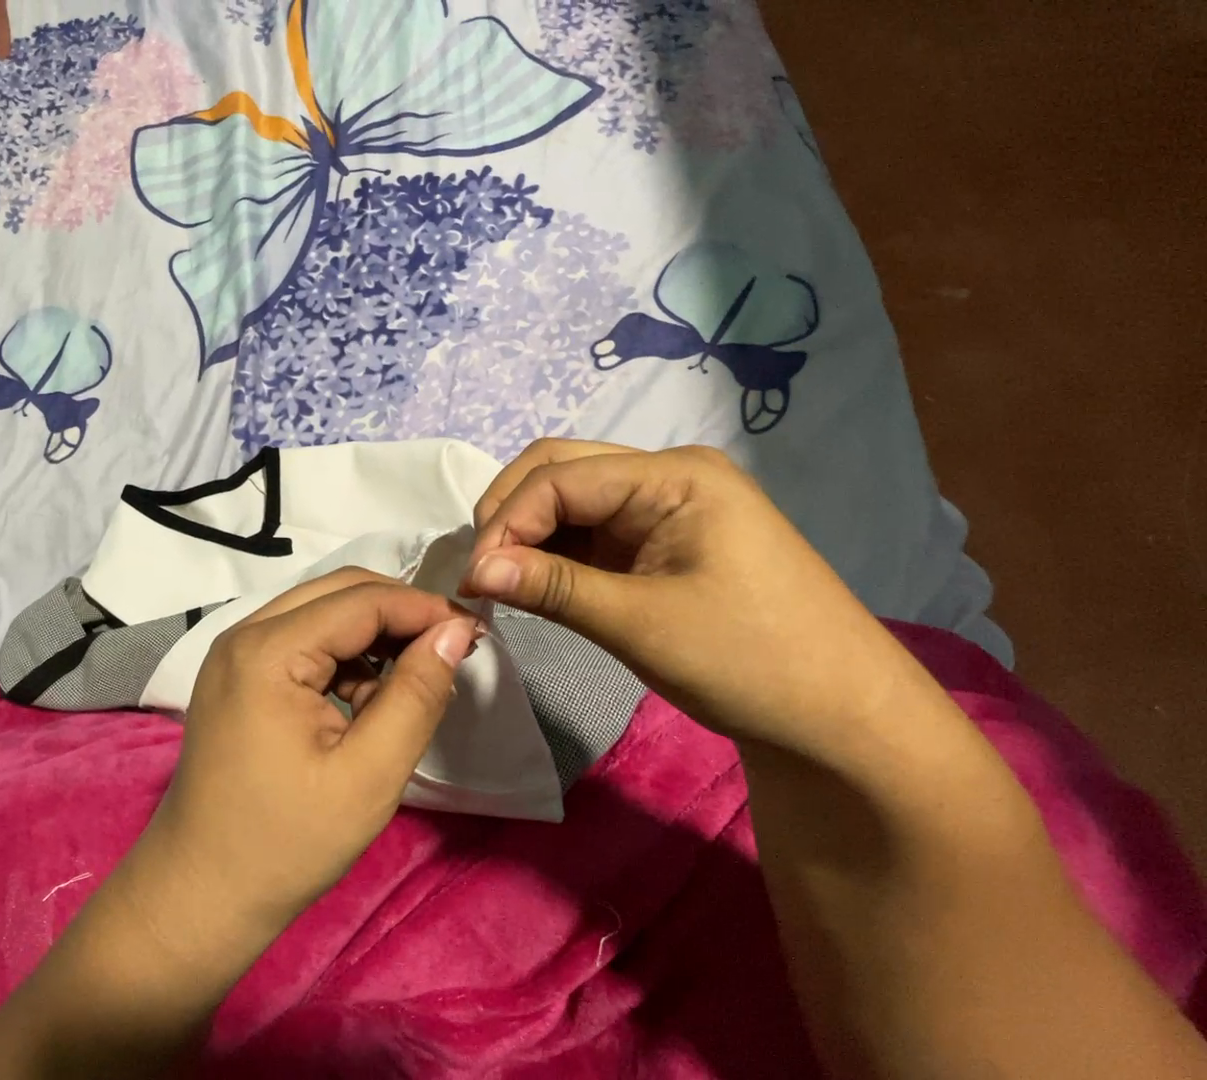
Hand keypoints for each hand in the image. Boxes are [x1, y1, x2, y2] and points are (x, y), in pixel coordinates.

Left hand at [135, 570, 481, 945]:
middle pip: (337, 593)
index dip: (423, 609)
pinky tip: (364, 704)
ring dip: (371, 639)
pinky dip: (341, 660)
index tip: (476, 634)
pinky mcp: (235, 676)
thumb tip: (454, 631)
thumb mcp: (369, 774)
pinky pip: (300, 643)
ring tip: (407, 692)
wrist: (203, 889)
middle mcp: (243, 634)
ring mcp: (234, 654)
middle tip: (451, 652)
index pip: (360, 600)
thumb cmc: (287, 841)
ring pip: (320, 615)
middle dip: (399, 616)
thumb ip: (417, 694)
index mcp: (267, 651)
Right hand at [461, 440, 926, 749]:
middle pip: (561, 472)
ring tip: (497, 582)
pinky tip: (533, 583)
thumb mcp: (640, 623)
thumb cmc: (750, 661)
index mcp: (675, 476)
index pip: (561, 477)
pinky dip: (553, 554)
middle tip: (480, 574)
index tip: (473, 580)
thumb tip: (472, 571)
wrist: (839, 720)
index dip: (507, 522)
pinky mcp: (661, 544)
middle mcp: (668, 477)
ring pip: (570, 501)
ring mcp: (666, 510)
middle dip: (510, 515)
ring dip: (527, 534)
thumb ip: (551, 587)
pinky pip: (590, 533)